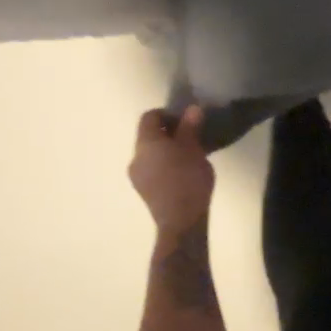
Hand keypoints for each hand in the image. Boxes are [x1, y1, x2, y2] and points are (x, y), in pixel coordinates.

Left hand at [128, 106, 214, 235]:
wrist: (181, 221)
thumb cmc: (189, 179)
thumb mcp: (194, 149)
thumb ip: (190, 127)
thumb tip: (192, 109)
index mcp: (146, 143)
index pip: (149, 117)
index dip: (167, 115)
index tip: (186, 122)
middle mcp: (135, 157)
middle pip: (148, 136)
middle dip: (168, 134)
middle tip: (190, 139)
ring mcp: (136, 176)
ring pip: (150, 155)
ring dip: (166, 151)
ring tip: (188, 159)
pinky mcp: (143, 191)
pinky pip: (151, 170)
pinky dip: (163, 166)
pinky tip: (181, 176)